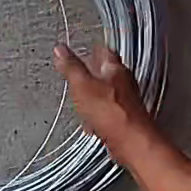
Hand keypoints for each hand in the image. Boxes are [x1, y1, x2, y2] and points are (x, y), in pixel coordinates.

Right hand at [51, 44, 172, 169]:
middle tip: (85, 70)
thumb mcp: (82, 84)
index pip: (104, 52)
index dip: (94, 50)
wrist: (130, 141)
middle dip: (95, 72)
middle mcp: (125, 84)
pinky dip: (99, 114)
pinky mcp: (125, 121)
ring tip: (85, 95)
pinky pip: (110, 113)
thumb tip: (60, 50)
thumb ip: (70, 66)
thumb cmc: (111, 112)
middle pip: (109, 73)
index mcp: (115, 70)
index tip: (87, 49)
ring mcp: (127, 103)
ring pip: (110, 93)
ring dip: (97, 94)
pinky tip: (92, 121)